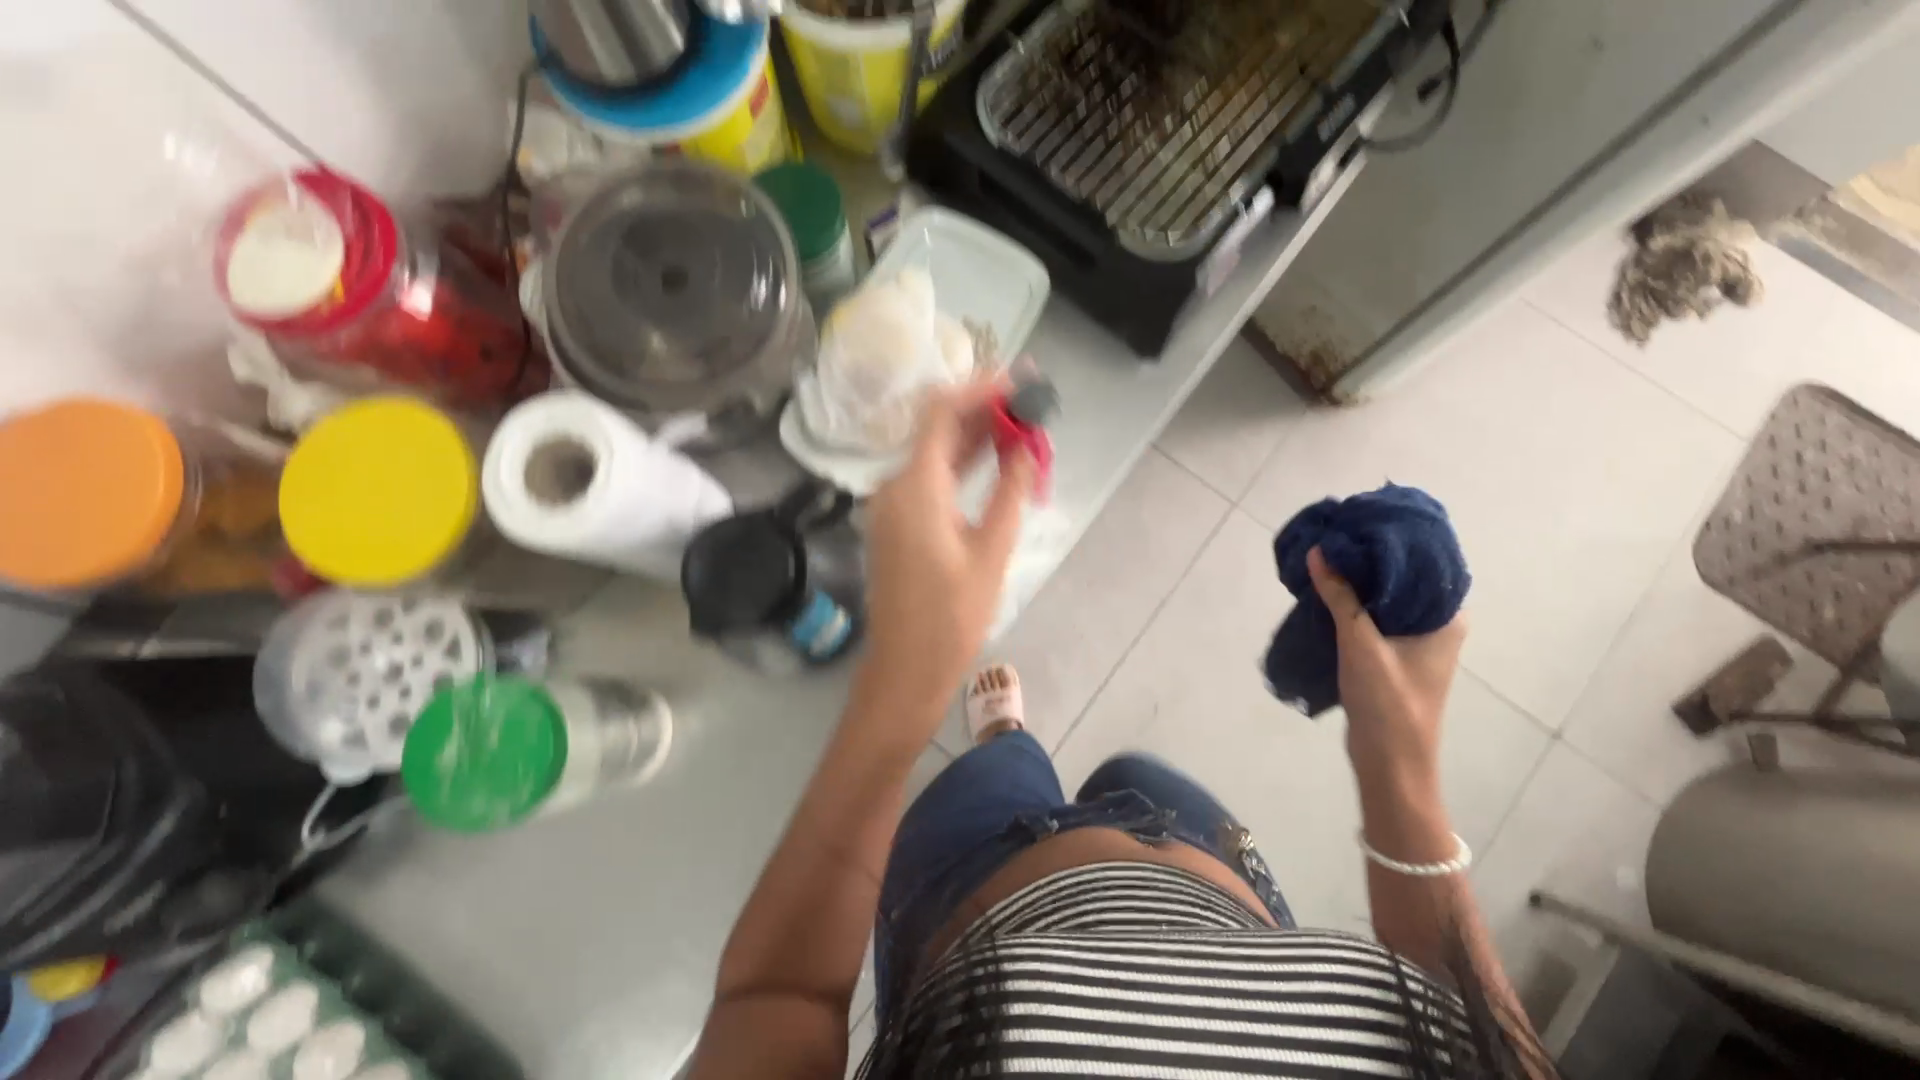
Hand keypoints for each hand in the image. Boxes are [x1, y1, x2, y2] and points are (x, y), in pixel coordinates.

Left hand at [863, 377, 1036, 697]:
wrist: (906, 667)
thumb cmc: (951, 617)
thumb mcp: (992, 552)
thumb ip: (1010, 490)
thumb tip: (1027, 446)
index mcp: (914, 486)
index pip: (942, 412)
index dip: (980, 389)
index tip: (1020, 382)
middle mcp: (894, 485)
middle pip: (938, 429)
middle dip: (984, 412)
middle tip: (1031, 404)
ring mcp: (891, 504)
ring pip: (935, 453)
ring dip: (976, 438)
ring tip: (1025, 428)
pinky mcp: (897, 522)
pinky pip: (930, 478)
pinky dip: (962, 465)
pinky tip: (998, 462)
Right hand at [1306, 546, 1465, 785]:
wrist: (1390, 762)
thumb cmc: (1389, 703)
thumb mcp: (1361, 643)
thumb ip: (1341, 596)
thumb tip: (1320, 551)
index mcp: (1447, 616)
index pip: (1424, 561)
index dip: (1393, 539)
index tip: (1360, 519)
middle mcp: (1437, 622)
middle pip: (1403, 577)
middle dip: (1369, 558)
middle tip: (1336, 535)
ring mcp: (1415, 640)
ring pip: (1385, 597)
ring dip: (1357, 582)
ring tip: (1326, 558)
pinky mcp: (1393, 655)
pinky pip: (1373, 616)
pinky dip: (1352, 603)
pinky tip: (1326, 592)